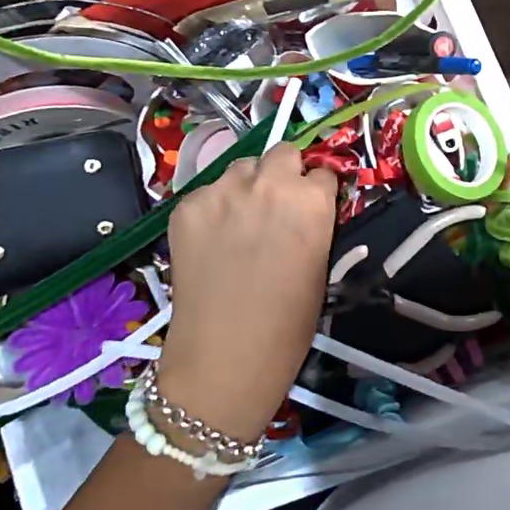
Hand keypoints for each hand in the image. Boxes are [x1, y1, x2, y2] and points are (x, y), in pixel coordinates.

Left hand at [159, 144, 338, 441]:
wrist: (226, 356)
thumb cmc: (288, 324)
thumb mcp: (320, 266)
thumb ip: (314, 224)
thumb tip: (306, 209)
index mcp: (311, 201)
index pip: (322, 172)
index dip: (317, 190)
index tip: (312, 206)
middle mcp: (269, 184)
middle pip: (282, 152)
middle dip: (284, 173)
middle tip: (276, 204)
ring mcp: (222, 192)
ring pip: (241, 168)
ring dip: (247, 185)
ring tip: (240, 221)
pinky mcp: (186, 206)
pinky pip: (207, 192)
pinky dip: (213, 208)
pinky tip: (212, 240)